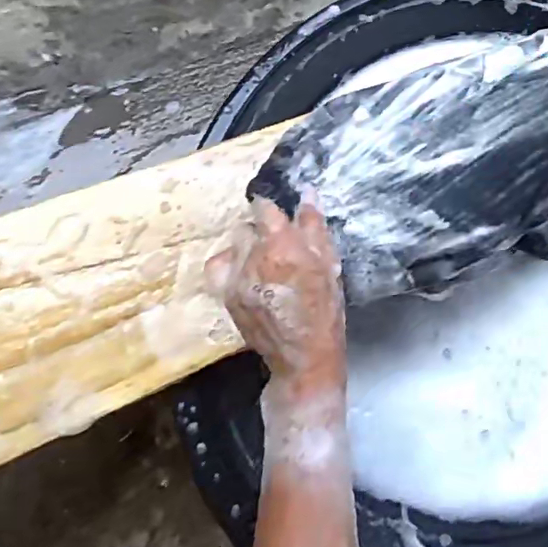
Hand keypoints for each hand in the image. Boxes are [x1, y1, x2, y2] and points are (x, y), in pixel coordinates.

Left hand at [205, 195, 345, 386]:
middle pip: (246, 227)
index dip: (269, 205)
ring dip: (248, 246)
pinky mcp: (225, 295)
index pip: (263, 209)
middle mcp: (252, 258)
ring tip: (264, 258)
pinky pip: (220, 267)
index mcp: (281, 245)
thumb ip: (314, 225)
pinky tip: (246, 271)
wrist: (303, 353)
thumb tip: (307, 193)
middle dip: (262, 228)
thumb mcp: (327, 261)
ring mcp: (234, 278)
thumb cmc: (324, 304)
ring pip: (234, 245)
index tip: (278, 211)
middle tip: (280, 240)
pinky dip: (231, 263)